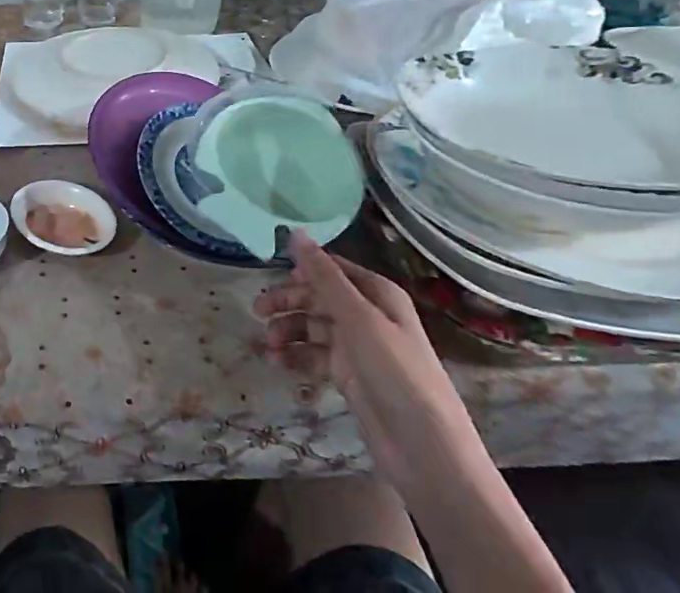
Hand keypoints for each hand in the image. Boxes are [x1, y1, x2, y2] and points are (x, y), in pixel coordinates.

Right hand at [256, 235, 572, 591]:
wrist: (423, 446)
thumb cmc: (395, 371)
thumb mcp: (359, 319)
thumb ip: (325, 278)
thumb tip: (296, 233)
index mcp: (378, 293)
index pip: (335, 270)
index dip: (304, 270)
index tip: (271, 275)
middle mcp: (369, 315)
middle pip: (322, 298)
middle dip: (290, 303)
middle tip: (257, 312)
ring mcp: (360, 348)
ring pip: (316, 329)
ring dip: (290, 332)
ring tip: (267, 346)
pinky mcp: (351, 378)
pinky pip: (318, 358)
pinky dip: (298, 358)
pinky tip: (278, 364)